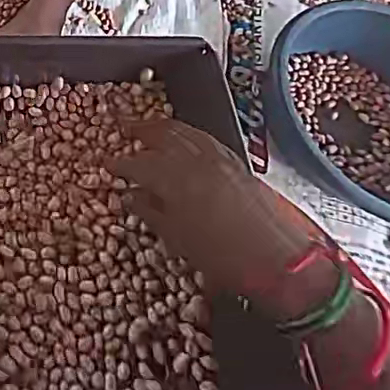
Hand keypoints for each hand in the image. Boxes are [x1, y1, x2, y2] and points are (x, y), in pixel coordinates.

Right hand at [110, 119, 328, 316]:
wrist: (283, 263)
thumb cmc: (223, 257)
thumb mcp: (177, 238)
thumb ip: (150, 211)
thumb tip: (130, 196)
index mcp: (174, 179)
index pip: (137, 163)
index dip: (119, 163)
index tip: (106, 164)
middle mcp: (195, 161)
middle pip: (162, 134)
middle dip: (139, 130)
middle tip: (123, 128)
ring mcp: (219, 159)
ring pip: (185, 131)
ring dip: (163, 127)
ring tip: (148, 127)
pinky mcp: (237, 163)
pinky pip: (205, 139)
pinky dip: (188, 134)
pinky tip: (184, 139)